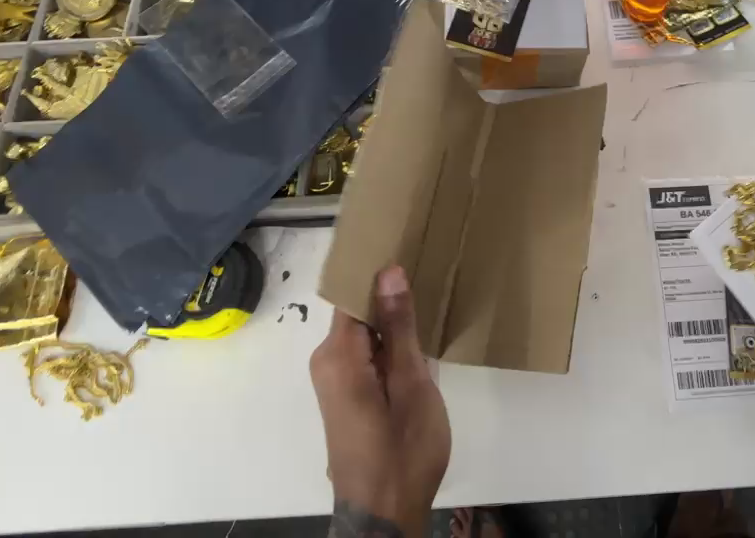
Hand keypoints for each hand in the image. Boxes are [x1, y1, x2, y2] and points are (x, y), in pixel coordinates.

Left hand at [311, 266, 450, 537]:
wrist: (383, 515)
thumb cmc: (403, 449)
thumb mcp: (411, 384)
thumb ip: (400, 326)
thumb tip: (389, 271)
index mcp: (338, 355)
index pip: (353, 292)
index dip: (379, 271)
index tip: (409, 244)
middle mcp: (327, 361)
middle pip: (357, 309)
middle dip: (389, 293)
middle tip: (427, 269)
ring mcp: (333, 379)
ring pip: (363, 331)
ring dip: (392, 319)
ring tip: (427, 296)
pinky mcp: (345, 393)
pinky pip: (364, 351)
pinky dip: (388, 342)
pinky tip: (416, 337)